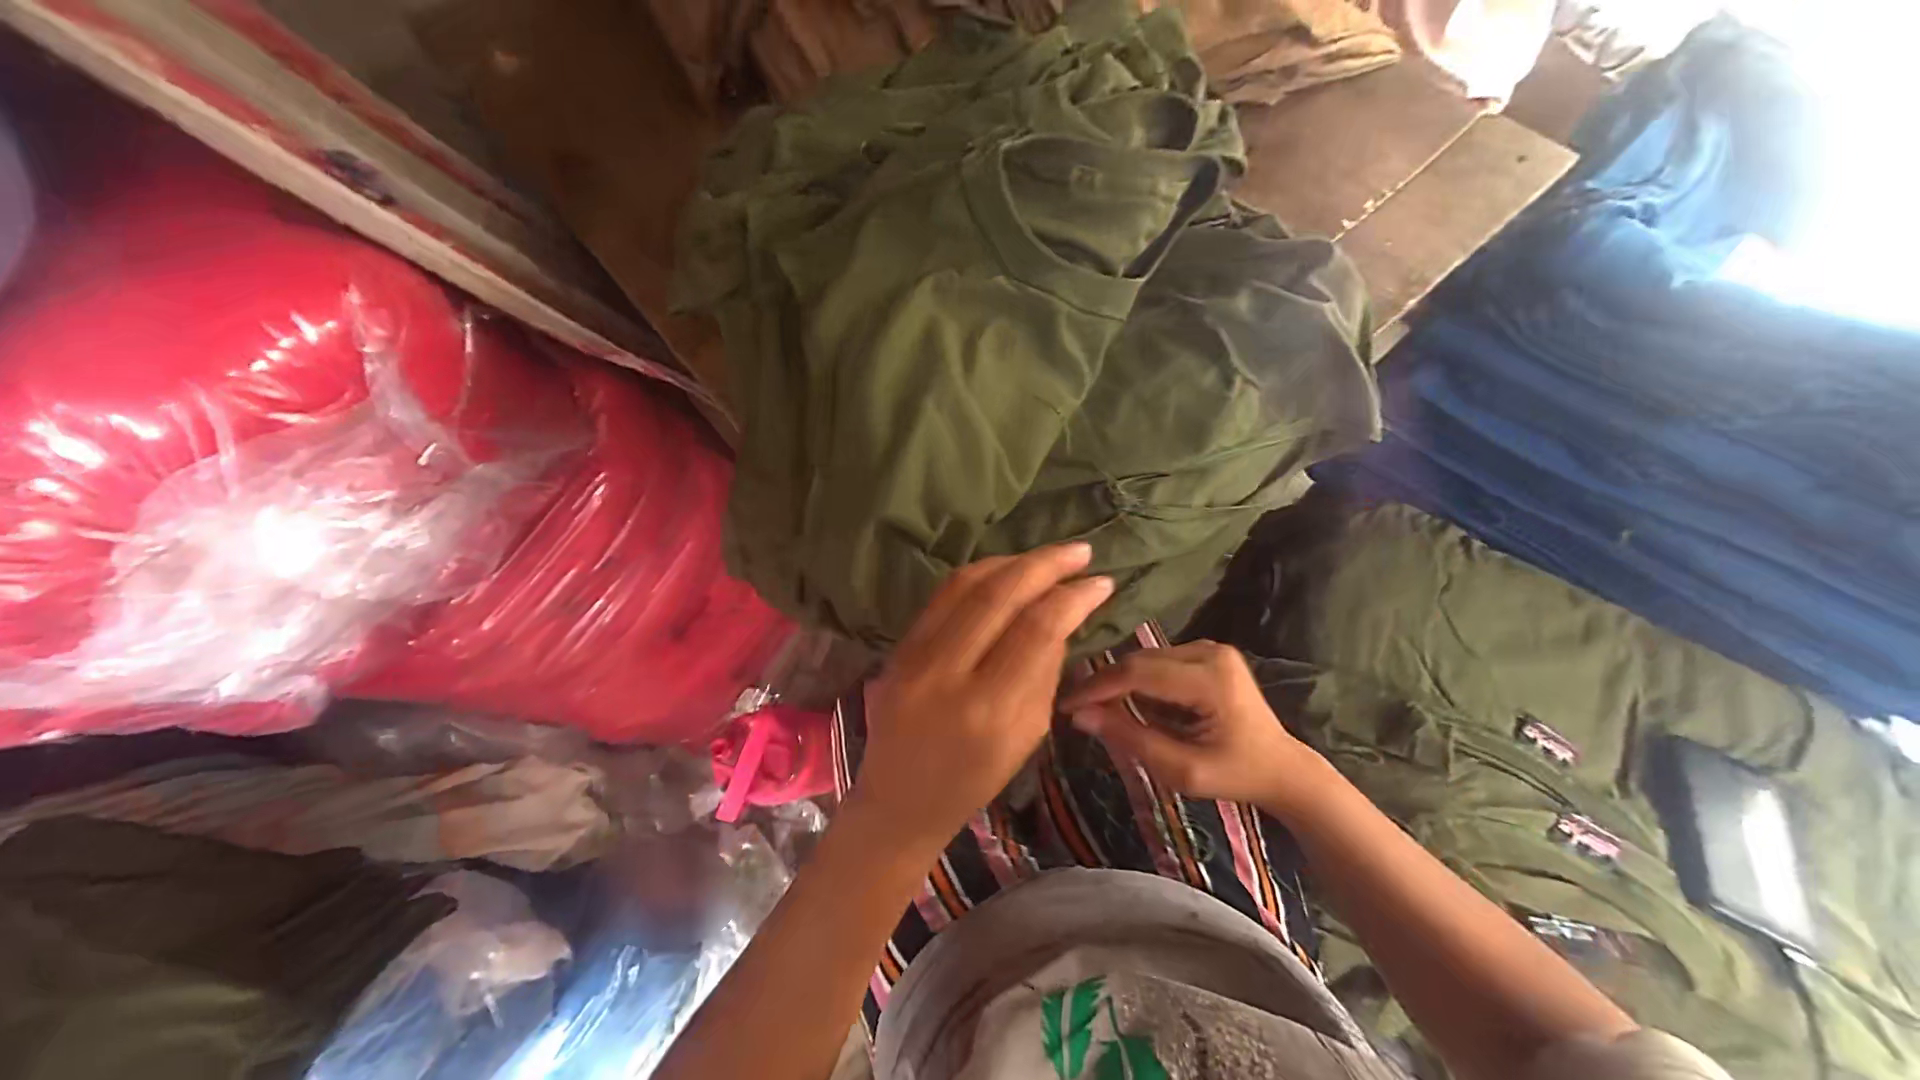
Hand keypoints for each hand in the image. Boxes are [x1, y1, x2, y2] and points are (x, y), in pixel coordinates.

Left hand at [851, 543, 1113, 852]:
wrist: (898, 799)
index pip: (1038, 630)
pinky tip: (1006, 569)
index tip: (1101, 583)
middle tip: (1081, 551)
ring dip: (1013, 562)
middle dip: (1046, 564)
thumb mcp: (1027, 736)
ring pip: (967, 584)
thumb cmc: (973, 780)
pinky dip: (979, 574)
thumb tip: (1061, 616)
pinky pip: (942, 595)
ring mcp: (915, 655)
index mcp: (989, 709)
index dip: (1073, 598)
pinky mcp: (898, 646)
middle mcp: (948, 674)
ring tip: (1049, 556)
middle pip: (1000, 595)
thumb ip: (1044, 672)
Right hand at [1060, 640, 1330, 815]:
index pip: (1138, 673)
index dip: (1097, 687)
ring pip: (1145, 659)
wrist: (1283, 769)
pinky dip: (1140, 681)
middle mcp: (1210, 652)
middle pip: (1139, 661)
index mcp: (1211, 679)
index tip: (1064, 705)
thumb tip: (1079, 716)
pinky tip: (1132, 704)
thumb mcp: (1181, 769)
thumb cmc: (1236, 775)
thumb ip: (1130, 738)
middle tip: (1075, 708)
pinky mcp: (1208, 652)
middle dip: (1105, 684)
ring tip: (1099, 709)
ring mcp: (1211, 648)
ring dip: (1121, 682)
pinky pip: (1159, 661)